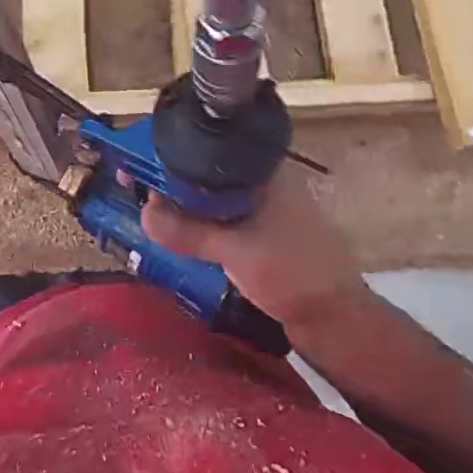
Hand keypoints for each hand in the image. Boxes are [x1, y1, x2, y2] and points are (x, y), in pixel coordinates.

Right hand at [140, 167, 369, 327]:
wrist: (336, 318)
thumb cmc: (291, 273)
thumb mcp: (235, 250)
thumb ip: (189, 232)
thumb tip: (144, 214)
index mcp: (267, 174)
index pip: (214, 153)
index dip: (177, 158)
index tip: (142, 166)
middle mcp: (268, 185)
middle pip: (213, 177)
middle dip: (177, 184)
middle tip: (136, 191)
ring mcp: (269, 212)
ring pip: (219, 202)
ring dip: (189, 208)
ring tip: (150, 212)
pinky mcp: (267, 237)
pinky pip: (227, 223)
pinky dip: (204, 227)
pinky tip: (181, 236)